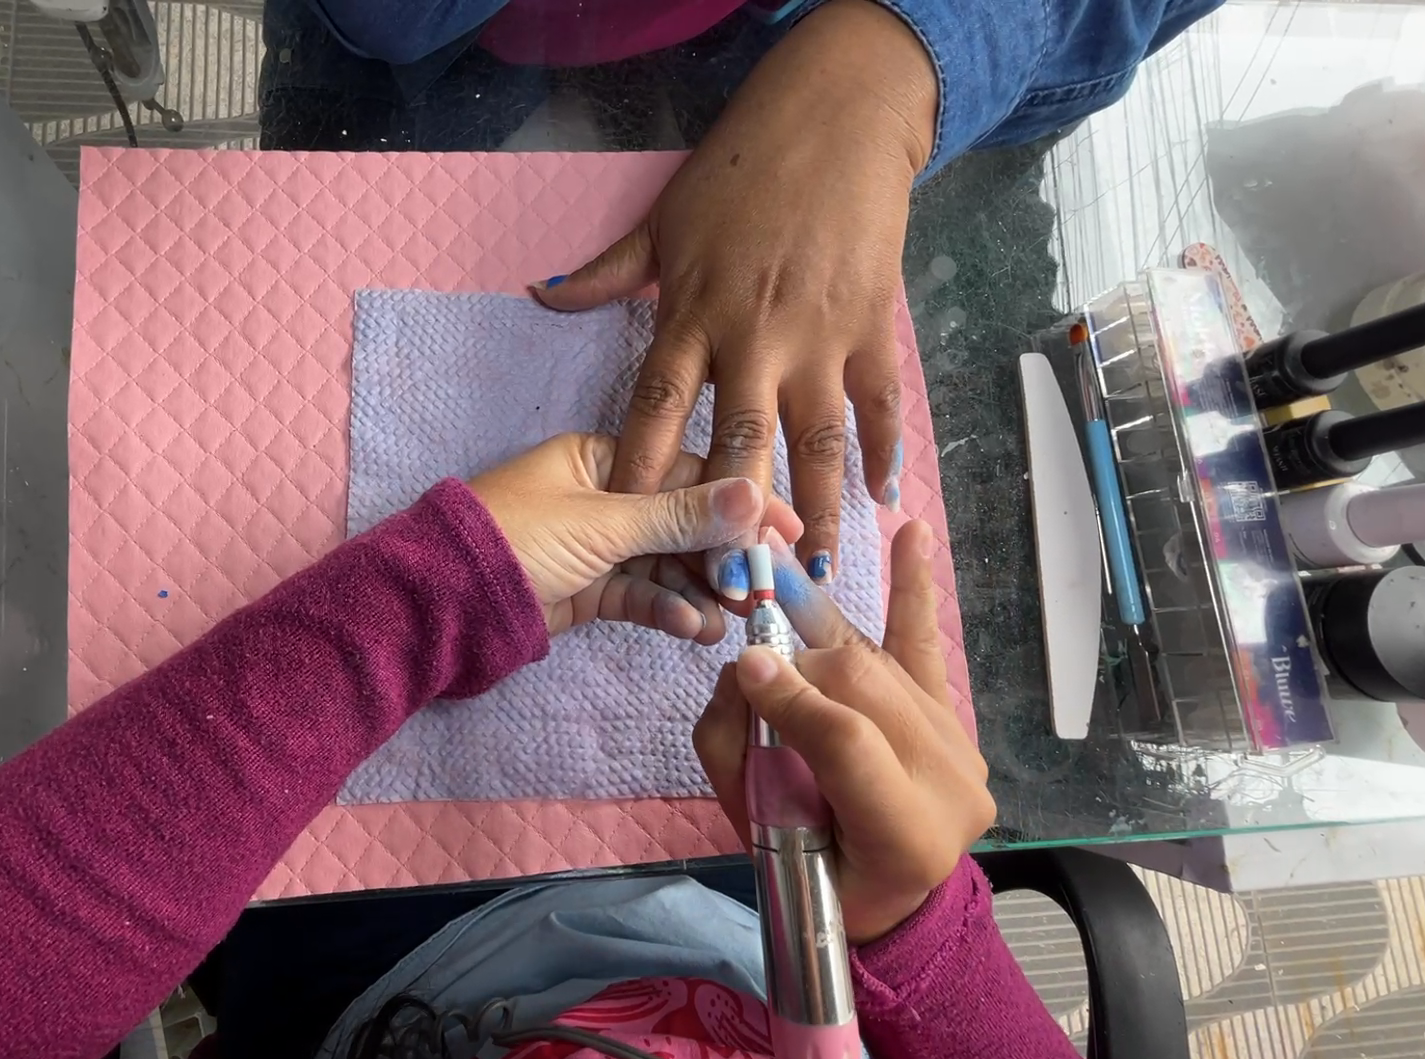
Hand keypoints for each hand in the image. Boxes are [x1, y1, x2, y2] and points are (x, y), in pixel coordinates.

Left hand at [469, 434, 801, 639]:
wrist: (447, 599)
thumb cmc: (521, 536)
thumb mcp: (603, 521)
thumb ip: (680, 514)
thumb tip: (755, 494)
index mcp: (602, 459)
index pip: (686, 473)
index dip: (738, 502)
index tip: (784, 531)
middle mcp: (605, 497)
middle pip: (681, 523)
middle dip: (722, 556)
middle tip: (764, 586)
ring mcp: (598, 546)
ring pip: (664, 564)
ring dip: (699, 590)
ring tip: (733, 616)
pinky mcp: (591, 588)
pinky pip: (640, 594)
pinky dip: (666, 609)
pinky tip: (693, 627)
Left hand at [532, 0, 936, 581]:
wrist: (838, 116)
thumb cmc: (738, 174)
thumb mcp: (660, 225)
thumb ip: (604, 274)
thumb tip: (540, 291)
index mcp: (691, 318)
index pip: (656, 410)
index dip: (643, 472)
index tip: (632, 528)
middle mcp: (752, 338)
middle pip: (737, 440)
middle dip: (734, 515)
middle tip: (734, 575)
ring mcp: (817, 336)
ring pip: (813, 438)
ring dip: (816, 507)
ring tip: (815, 567)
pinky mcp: (872, 328)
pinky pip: (877, 401)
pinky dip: (884, 448)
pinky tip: (883, 497)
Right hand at [693, 521, 990, 942]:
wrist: (889, 892)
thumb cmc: (809, 867)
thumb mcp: (752, 826)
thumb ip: (733, 748)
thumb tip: (745, 664)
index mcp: (903, 832)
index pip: (848, 742)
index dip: (793, 696)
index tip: (745, 666)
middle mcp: (950, 782)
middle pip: (861, 683)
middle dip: (796, 665)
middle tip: (758, 668)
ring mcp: (957, 741)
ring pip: (875, 658)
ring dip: (816, 635)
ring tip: (775, 593)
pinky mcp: (948, 714)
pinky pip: (925, 644)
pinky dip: (912, 589)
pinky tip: (911, 536)